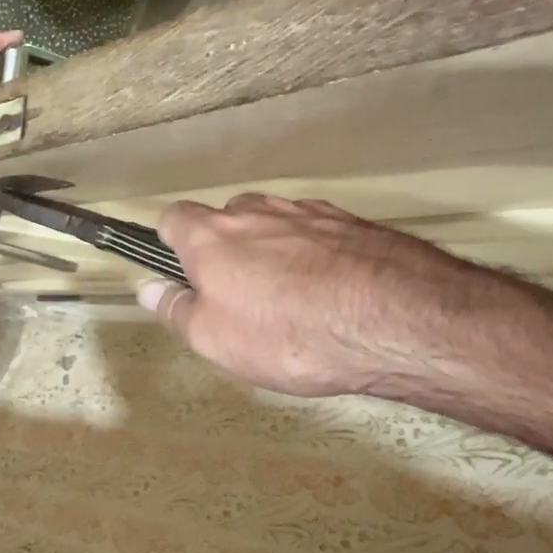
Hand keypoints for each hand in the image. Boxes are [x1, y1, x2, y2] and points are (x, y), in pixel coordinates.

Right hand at [137, 194, 522, 397]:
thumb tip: (148, 288)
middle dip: (225, 244)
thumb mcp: (213, 340)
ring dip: (272, 247)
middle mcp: (257, 212)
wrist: (404, 323)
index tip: (180, 272)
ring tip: (289, 292)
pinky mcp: (360, 225)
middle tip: (236, 290)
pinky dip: (317, 254)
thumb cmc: (289, 336)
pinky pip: (320, 234)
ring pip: (276, 222)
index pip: (173, 217)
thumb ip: (176, 310)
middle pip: (227, 215)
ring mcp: (312, 214)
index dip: (170, 242)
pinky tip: (333, 290)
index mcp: (211, 236)